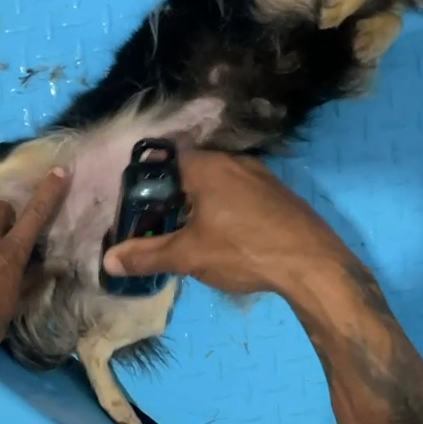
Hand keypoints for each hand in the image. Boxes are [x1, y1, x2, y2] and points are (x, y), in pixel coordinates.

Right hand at [102, 152, 355, 297]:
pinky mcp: (278, 195)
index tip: (135, 206)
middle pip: (190, 172)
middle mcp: (233, 161)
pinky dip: (223, 209)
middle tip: (157, 225)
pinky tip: (224, 237)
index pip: (164, 158)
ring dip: (198, 204)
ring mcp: (261, 176)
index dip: (145, 181)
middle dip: (170, 197)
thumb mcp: (188, 255)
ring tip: (187, 235)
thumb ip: (146, 255)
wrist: (314, 265)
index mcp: (207, 166)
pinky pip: (239, 193)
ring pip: (217, 183)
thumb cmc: (243, 250)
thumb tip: (108, 261)